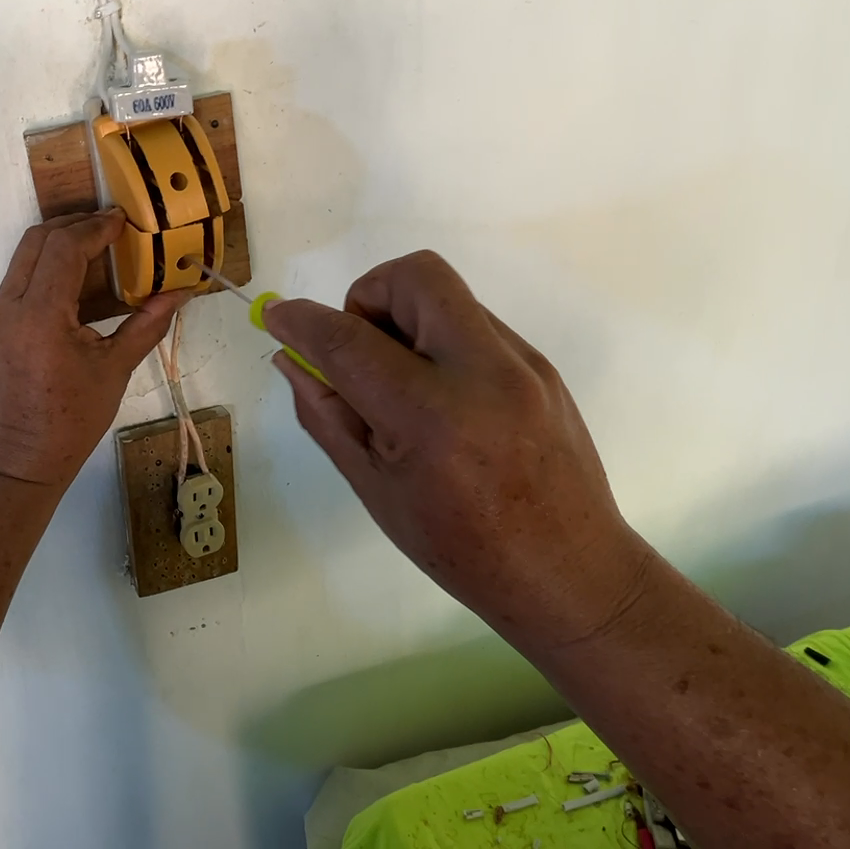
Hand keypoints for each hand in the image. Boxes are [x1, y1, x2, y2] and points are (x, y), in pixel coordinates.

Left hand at [0, 211, 187, 488]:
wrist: (22, 461)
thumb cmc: (72, 421)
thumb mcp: (115, 370)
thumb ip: (147, 324)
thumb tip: (180, 293)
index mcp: (40, 316)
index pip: (64, 249)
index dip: (95, 228)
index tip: (123, 221)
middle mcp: (9, 308)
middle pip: (36, 241)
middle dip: (74, 225)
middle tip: (110, 226)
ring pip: (23, 257)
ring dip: (57, 243)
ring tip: (96, 244)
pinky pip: (18, 280)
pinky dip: (45, 266)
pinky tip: (76, 278)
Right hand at [262, 251, 652, 642]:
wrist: (572, 574)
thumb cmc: (460, 548)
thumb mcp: (374, 489)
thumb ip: (327, 416)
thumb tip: (293, 360)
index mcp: (432, 419)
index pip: (350, 342)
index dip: (302, 322)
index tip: (277, 316)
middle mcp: (483, 374)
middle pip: (415, 276)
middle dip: (367, 296)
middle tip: (359, 349)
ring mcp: (522, 363)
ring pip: (445, 295)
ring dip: (404, 320)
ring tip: (401, 384)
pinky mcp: (541, 365)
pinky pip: (472, 323)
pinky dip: (437, 341)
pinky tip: (442, 401)